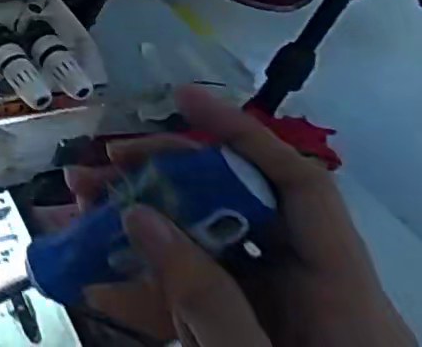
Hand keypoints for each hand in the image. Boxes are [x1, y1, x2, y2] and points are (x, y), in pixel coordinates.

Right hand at [63, 85, 415, 346]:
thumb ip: (203, 301)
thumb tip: (140, 213)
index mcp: (344, 303)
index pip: (300, 188)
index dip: (243, 134)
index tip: (183, 98)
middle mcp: (311, 297)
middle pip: (237, 206)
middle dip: (163, 174)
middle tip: (104, 164)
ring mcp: (272, 319)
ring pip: (202, 242)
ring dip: (136, 216)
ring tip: (76, 199)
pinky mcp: (239, 337)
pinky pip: (187, 287)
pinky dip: (137, 270)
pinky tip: (87, 260)